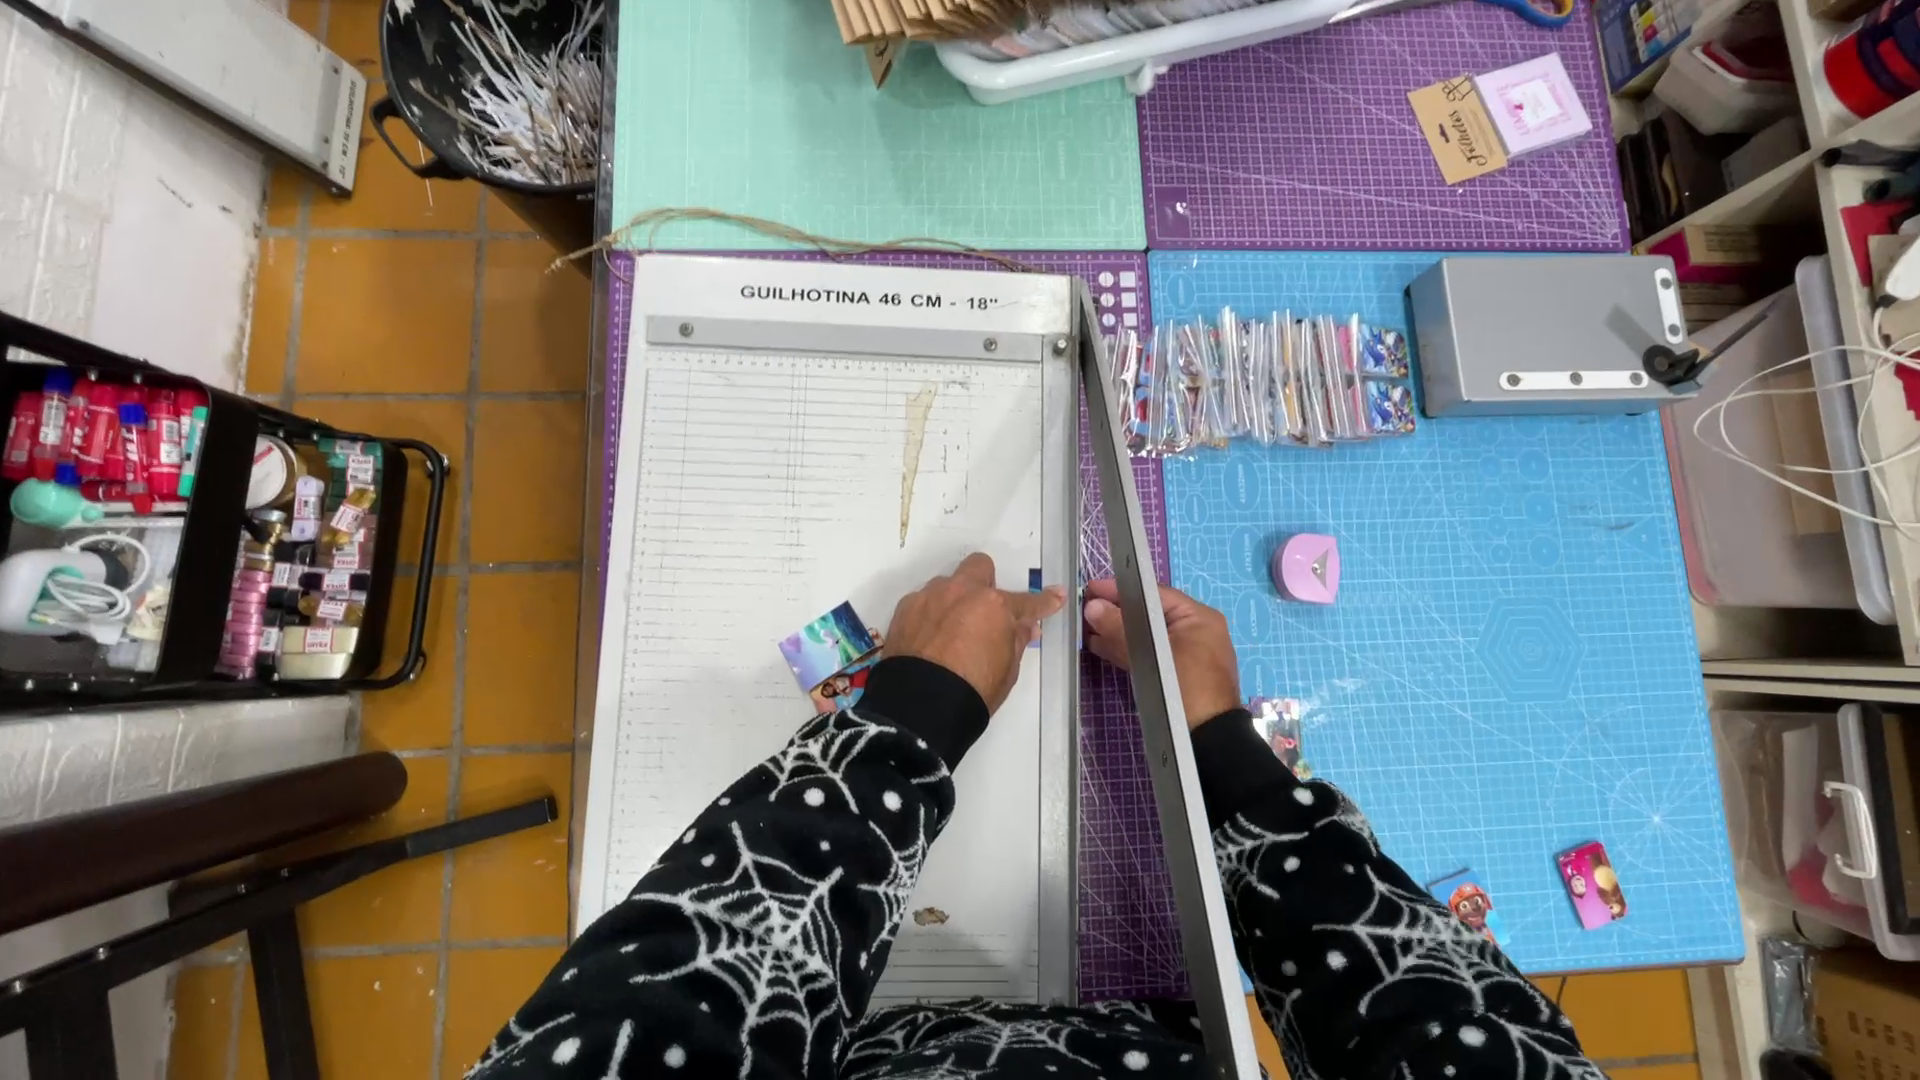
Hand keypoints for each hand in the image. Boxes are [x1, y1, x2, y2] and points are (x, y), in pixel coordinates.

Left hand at [883, 553, 1067, 714]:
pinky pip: (923, 602)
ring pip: (947, 584)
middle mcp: (962, 592)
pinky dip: (930, 615)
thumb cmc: (973, 691)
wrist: (920, 704)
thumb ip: (1016, 641)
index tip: (1056, 596)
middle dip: (986, 582)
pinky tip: (928, 639)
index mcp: (995, 606)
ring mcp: (930, 596)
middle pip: (979, 566)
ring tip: (950, 631)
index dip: (1044, 601)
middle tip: (984, 610)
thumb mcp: (1007, 671)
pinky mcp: (905, 608)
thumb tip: (1026, 627)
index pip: (1028, 601)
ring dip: (954, 600)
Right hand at [1082, 579, 1240, 728]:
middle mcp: (1193, 630)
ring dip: (1115, 631)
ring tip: (1084, 628)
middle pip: (1147, 613)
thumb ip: (1121, 628)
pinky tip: (1098, 646)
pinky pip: (1145, 653)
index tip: (1090, 589)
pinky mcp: (1174, 673)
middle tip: (1083, 610)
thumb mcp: (1153, 654)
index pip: (1153, 594)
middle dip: (1114, 611)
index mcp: (1197, 618)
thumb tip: (1092, 607)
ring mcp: (1184, 653)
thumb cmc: (1187, 688)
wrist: (1209, 740)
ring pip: (1143, 634)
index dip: (1120, 590)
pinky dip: (1124, 648)